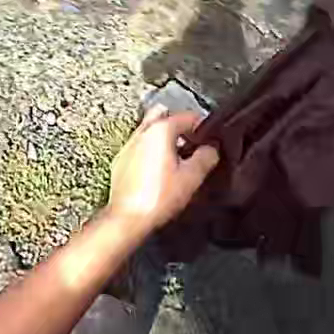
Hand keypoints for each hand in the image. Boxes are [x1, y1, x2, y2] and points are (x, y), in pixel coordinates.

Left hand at [104, 107, 218, 235]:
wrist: (128, 218)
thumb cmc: (158, 198)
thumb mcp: (191, 177)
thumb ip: (205, 158)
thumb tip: (211, 149)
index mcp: (160, 130)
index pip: (186, 116)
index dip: (202, 126)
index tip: (209, 138)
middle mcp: (142, 132)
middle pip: (164, 115)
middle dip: (180, 125)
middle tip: (192, 142)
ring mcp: (129, 145)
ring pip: (150, 130)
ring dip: (165, 137)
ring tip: (178, 157)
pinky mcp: (121, 160)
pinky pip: (140, 146)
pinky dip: (151, 150)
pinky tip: (160, 169)